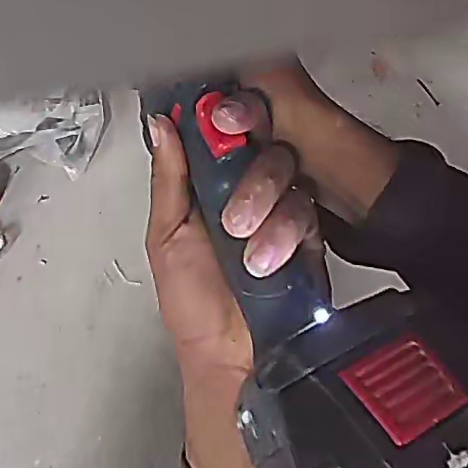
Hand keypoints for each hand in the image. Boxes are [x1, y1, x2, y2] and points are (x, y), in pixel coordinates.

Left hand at [143, 76, 327, 467]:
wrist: (233, 358)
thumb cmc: (191, 299)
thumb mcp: (167, 235)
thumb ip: (169, 178)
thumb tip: (161, 124)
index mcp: (206, 182)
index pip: (218, 134)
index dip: (220, 117)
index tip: (221, 110)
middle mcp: (243, 185)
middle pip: (257, 144)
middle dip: (245, 168)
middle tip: (230, 197)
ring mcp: (277, 206)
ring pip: (283, 171)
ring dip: (262, 203)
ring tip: (241, 242)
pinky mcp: (307, 231)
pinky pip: (305, 209)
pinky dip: (286, 230)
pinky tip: (268, 257)